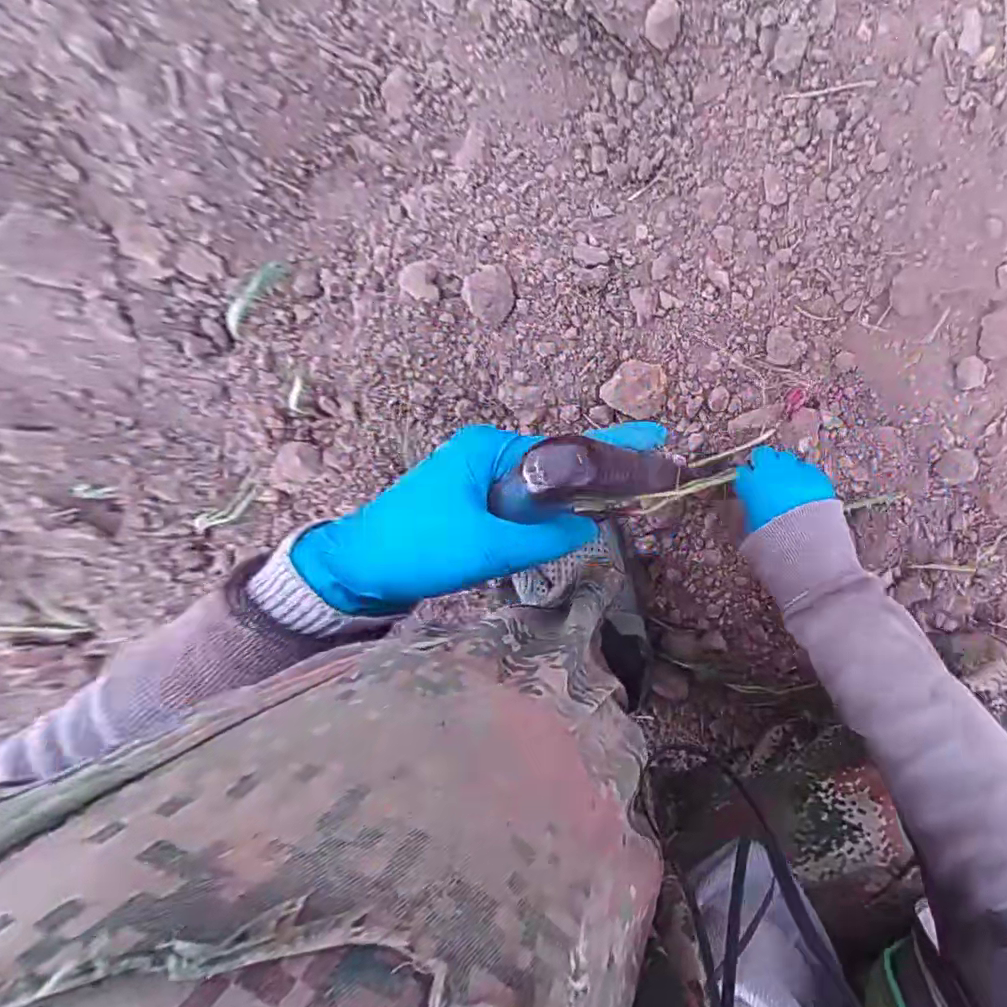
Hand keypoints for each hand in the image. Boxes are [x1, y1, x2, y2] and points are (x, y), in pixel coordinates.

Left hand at [290, 422, 666, 613]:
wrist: (353, 571)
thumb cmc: (416, 549)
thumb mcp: (486, 547)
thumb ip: (544, 538)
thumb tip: (591, 527)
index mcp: (489, 450)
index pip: (562, 445)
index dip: (611, 443)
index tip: (654, 435)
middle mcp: (489, 453)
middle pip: (561, 457)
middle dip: (606, 460)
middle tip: (654, 458)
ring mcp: (482, 475)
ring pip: (547, 479)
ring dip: (585, 485)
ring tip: (630, 488)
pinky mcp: (478, 499)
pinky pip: (531, 496)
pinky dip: (561, 502)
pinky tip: (586, 510)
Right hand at [734, 446, 837, 533]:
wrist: (807, 544)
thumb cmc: (774, 539)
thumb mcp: (746, 532)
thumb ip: (740, 515)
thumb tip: (740, 509)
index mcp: (752, 483)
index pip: (742, 471)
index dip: (745, 478)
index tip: (747, 485)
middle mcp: (773, 471)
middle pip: (763, 455)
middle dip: (763, 463)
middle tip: (765, 478)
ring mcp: (795, 471)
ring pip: (786, 459)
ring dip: (784, 468)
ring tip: (786, 485)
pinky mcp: (815, 476)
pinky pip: (806, 470)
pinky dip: (803, 478)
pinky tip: (805, 491)